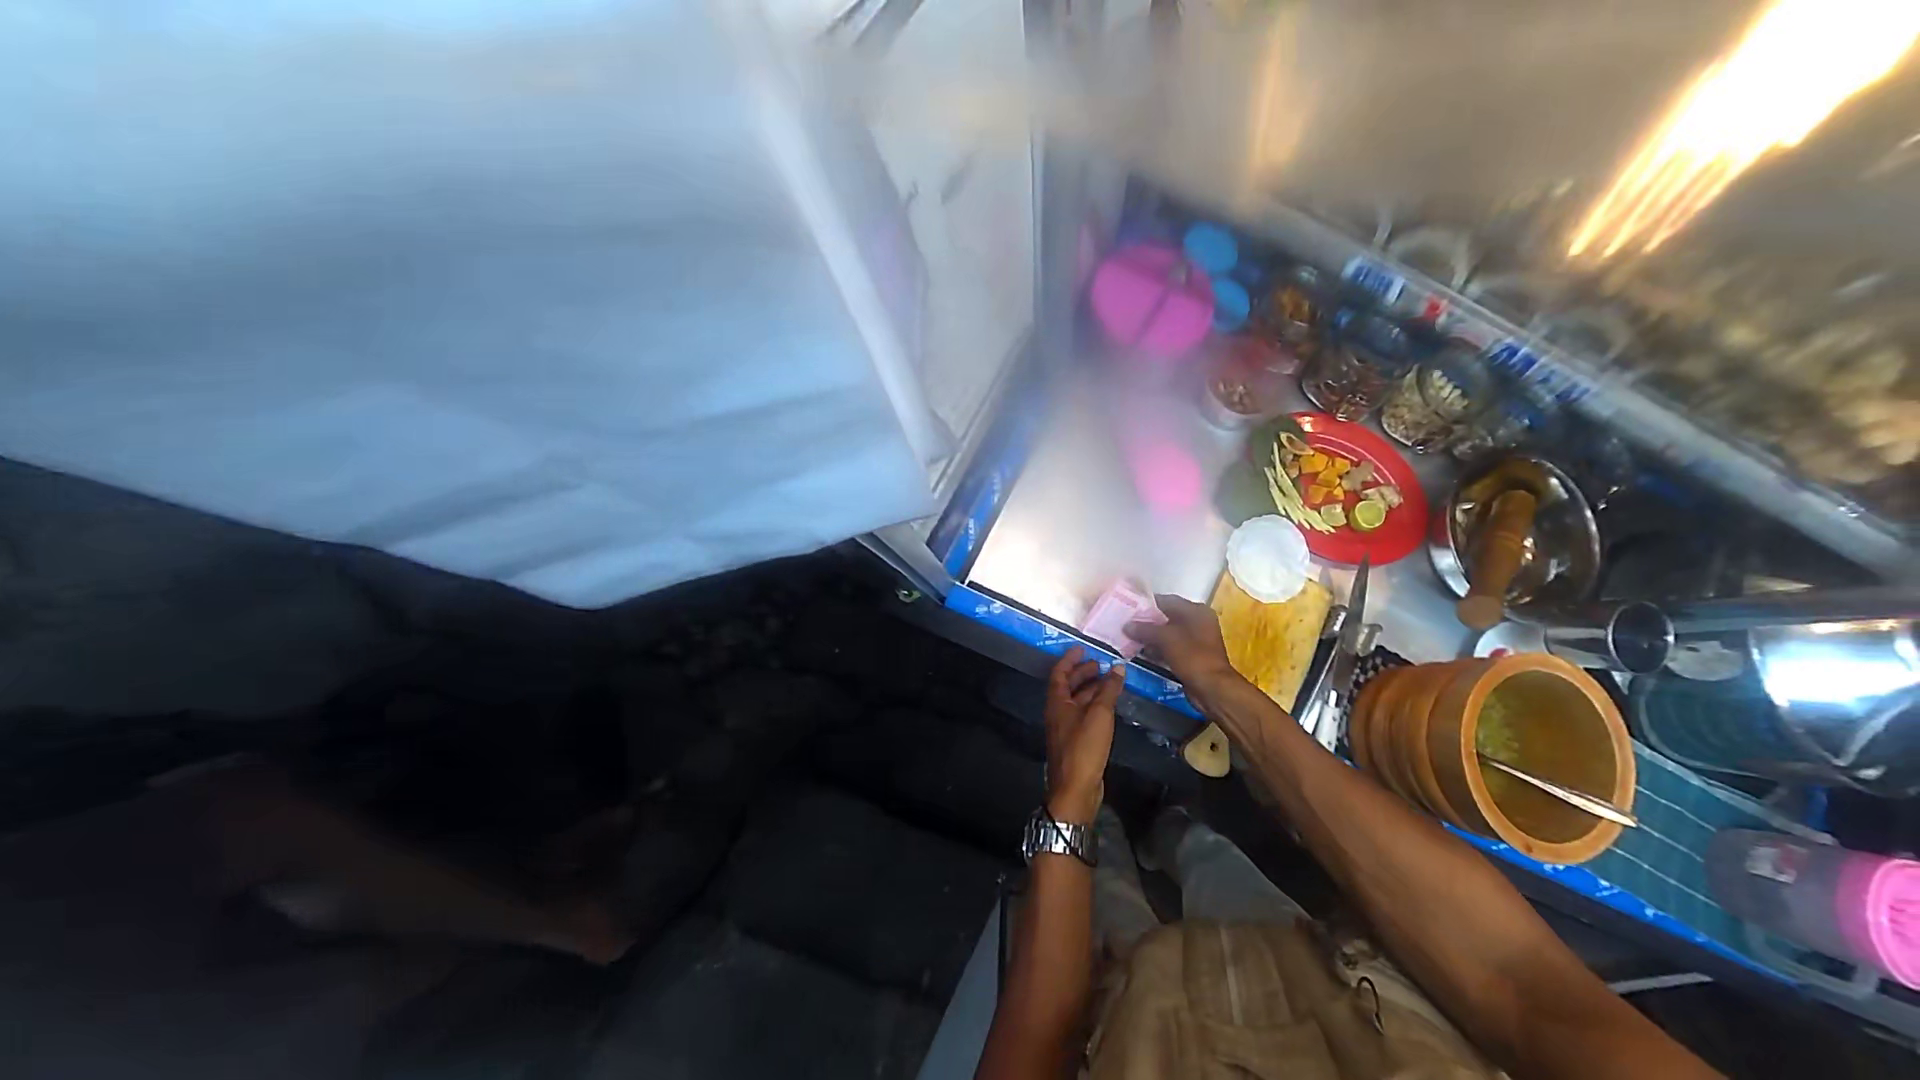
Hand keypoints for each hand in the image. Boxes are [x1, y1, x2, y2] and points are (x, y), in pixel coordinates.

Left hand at [1043, 647, 1122, 825]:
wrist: (1076, 788)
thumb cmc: (1084, 747)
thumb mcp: (1099, 714)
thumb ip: (1108, 690)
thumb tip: (1117, 667)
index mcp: (1056, 702)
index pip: (1059, 673)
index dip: (1070, 659)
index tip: (1081, 648)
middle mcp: (1057, 712)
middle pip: (1067, 686)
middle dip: (1082, 673)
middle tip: (1100, 664)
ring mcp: (1065, 727)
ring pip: (1077, 701)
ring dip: (1091, 689)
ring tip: (1109, 681)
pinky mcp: (1075, 741)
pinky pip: (1083, 715)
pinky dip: (1094, 705)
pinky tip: (1109, 706)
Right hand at [1127, 595, 1237, 698]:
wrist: (1211, 687)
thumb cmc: (1191, 656)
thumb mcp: (1165, 638)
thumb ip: (1144, 629)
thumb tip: (1126, 625)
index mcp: (1196, 611)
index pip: (1166, 600)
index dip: (1146, 603)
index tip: (1128, 607)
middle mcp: (1198, 622)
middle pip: (1166, 617)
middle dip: (1146, 621)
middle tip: (1126, 624)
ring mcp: (1196, 640)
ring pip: (1167, 633)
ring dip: (1150, 637)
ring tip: (1129, 638)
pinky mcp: (1192, 656)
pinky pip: (1170, 647)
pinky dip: (1157, 648)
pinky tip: (1142, 652)